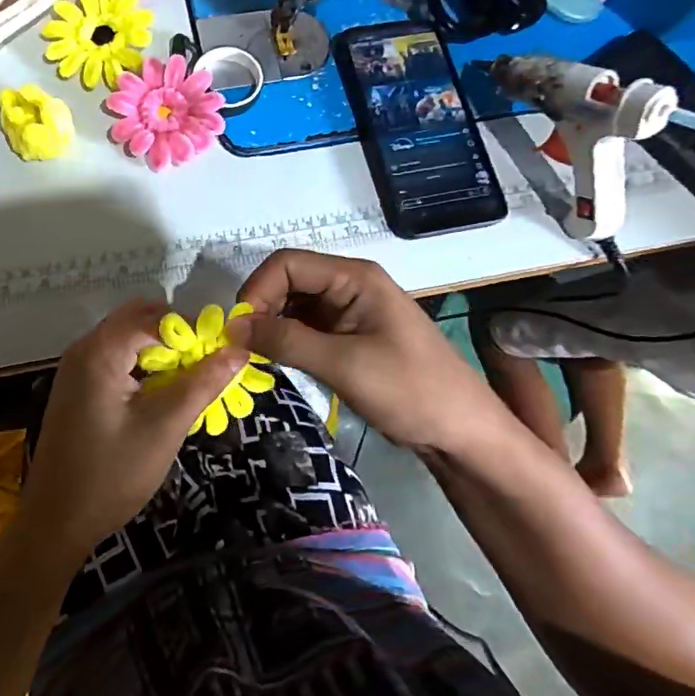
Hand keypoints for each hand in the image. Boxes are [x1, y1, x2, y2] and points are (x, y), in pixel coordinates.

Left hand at [21, 299, 245, 552]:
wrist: (56, 523)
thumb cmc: (112, 475)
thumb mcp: (165, 427)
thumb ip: (204, 382)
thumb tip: (240, 349)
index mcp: (101, 351)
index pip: (156, 317)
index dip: (192, 330)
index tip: (221, 355)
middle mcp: (85, 348)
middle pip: (139, 318)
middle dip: (177, 335)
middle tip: (206, 365)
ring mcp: (78, 367)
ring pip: (129, 336)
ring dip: (162, 349)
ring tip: (190, 380)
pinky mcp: (78, 386)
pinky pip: (117, 356)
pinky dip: (144, 364)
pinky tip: (162, 393)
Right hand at [236, 249, 508, 452]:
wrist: (463, 431)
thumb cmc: (410, 390)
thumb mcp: (344, 364)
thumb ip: (287, 341)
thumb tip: (232, 328)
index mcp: (354, 277)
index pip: (288, 264)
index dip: (257, 290)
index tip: (238, 331)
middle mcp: (350, 286)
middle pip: (289, 282)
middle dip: (261, 309)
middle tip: (242, 350)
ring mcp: (351, 312)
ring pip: (295, 307)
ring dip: (272, 328)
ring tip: (255, 360)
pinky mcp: (351, 338)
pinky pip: (307, 329)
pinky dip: (288, 342)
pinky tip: (277, 364)